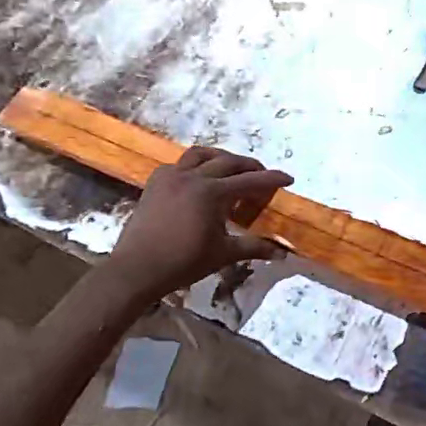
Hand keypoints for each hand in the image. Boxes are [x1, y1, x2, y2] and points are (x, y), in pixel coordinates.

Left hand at [103, 146, 293, 299]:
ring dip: (221, 158)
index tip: (289, 179)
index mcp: (212, 192)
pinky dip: (195, 165)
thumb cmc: (183, 262)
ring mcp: (171, 178)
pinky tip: (199, 178)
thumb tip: (284, 253)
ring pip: (201, 154)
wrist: (136, 270)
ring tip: (231, 168)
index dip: (272, 179)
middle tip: (262, 175)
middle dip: (250, 166)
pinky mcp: (155, 184)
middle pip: (229, 162)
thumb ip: (255, 247)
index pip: (251, 180)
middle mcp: (193, 177)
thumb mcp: (224, 253)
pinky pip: (179, 164)